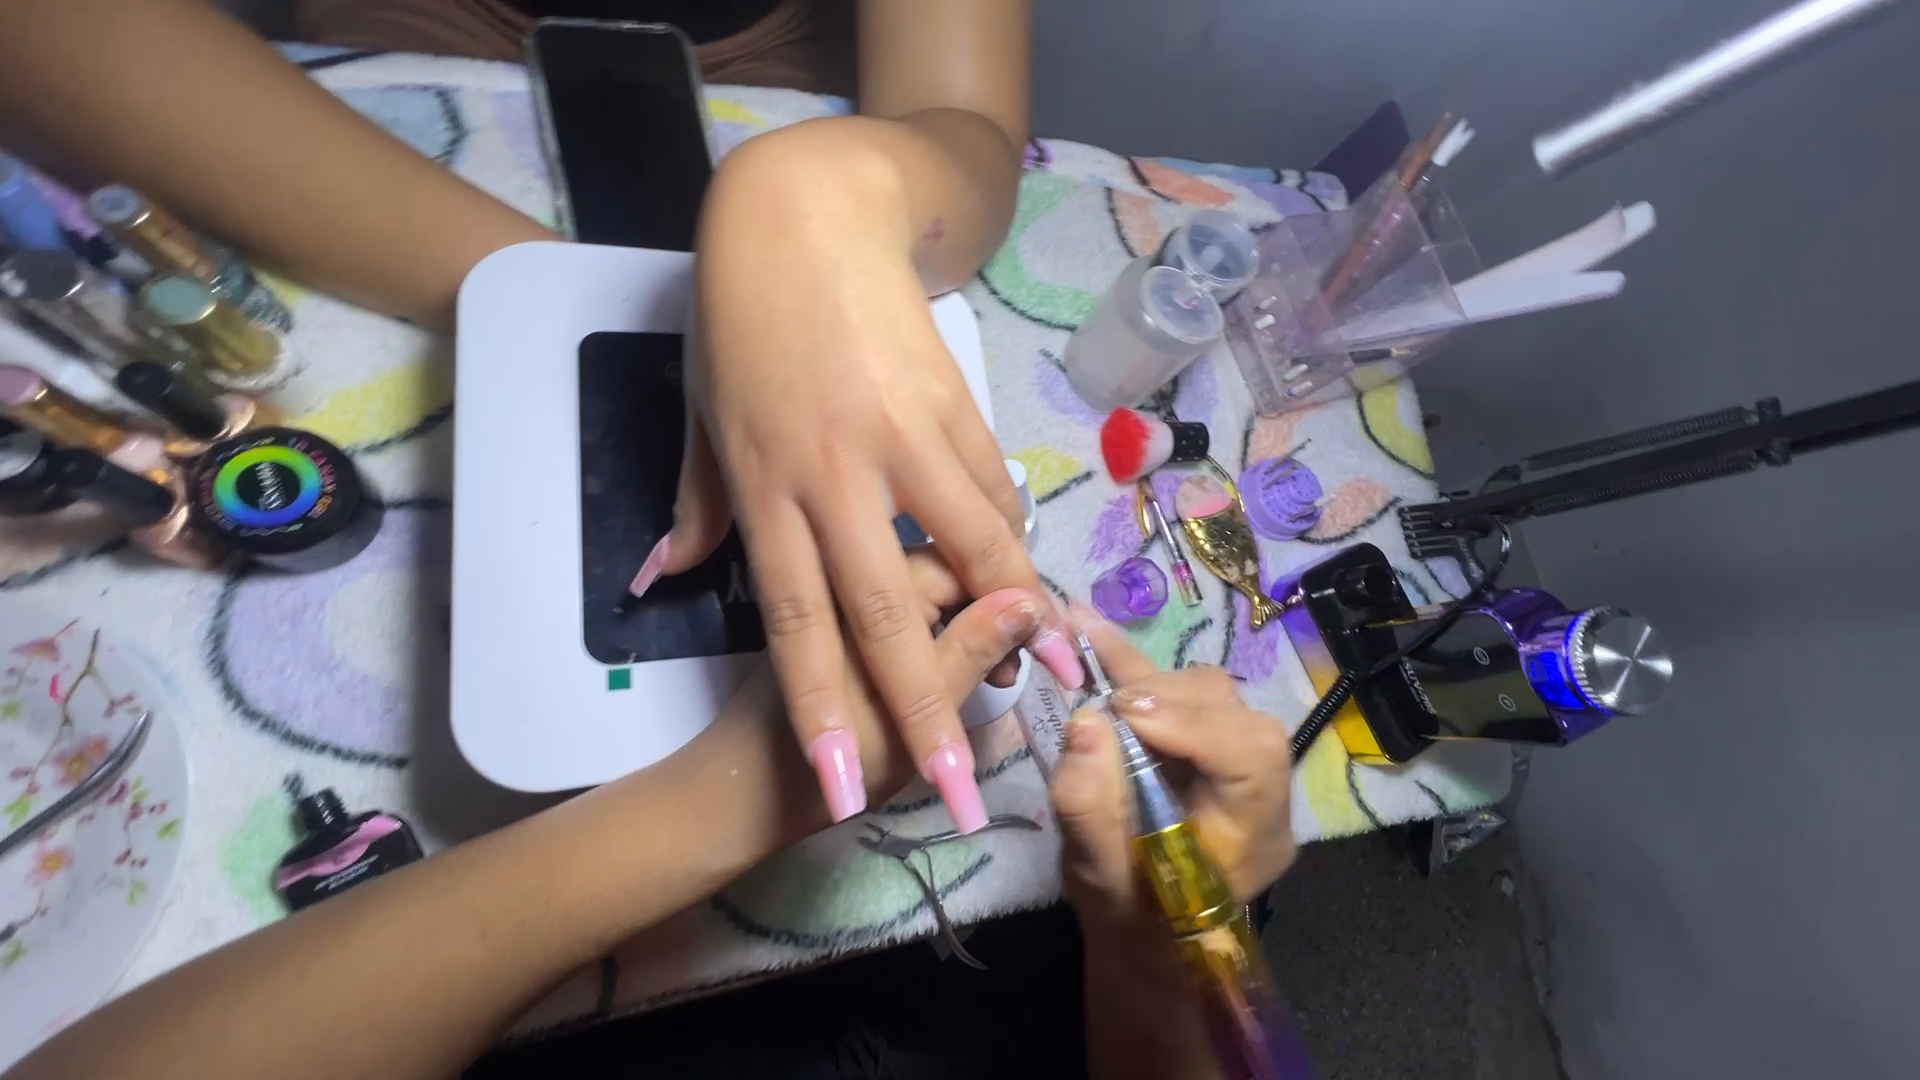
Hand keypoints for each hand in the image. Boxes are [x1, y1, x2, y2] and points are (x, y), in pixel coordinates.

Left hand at [653, 120, 1082, 833]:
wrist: (807, 215)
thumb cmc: (742, 320)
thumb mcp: (703, 412)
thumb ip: (697, 505)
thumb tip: (668, 579)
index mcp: (767, 488)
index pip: (796, 623)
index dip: (824, 711)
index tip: (846, 786)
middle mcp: (836, 476)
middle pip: (887, 611)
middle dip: (927, 709)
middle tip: (966, 786)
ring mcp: (902, 438)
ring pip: (970, 549)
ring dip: (1011, 620)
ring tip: (1047, 676)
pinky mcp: (954, 403)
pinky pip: (992, 487)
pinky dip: (1011, 535)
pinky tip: (1028, 573)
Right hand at [1050, 612, 1295, 931]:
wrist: (1146, 929)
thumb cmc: (1128, 914)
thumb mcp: (1097, 877)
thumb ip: (1090, 807)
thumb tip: (1086, 720)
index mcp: (1253, 832)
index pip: (1254, 753)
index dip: (1194, 722)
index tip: (1126, 714)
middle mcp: (1260, 786)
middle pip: (1232, 710)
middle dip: (1163, 698)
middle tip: (1103, 707)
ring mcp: (1233, 755)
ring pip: (1208, 690)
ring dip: (1149, 682)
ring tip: (1096, 681)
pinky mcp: (1201, 735)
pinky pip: (1176, 688)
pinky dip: (1131, 662)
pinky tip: (1086, 626)